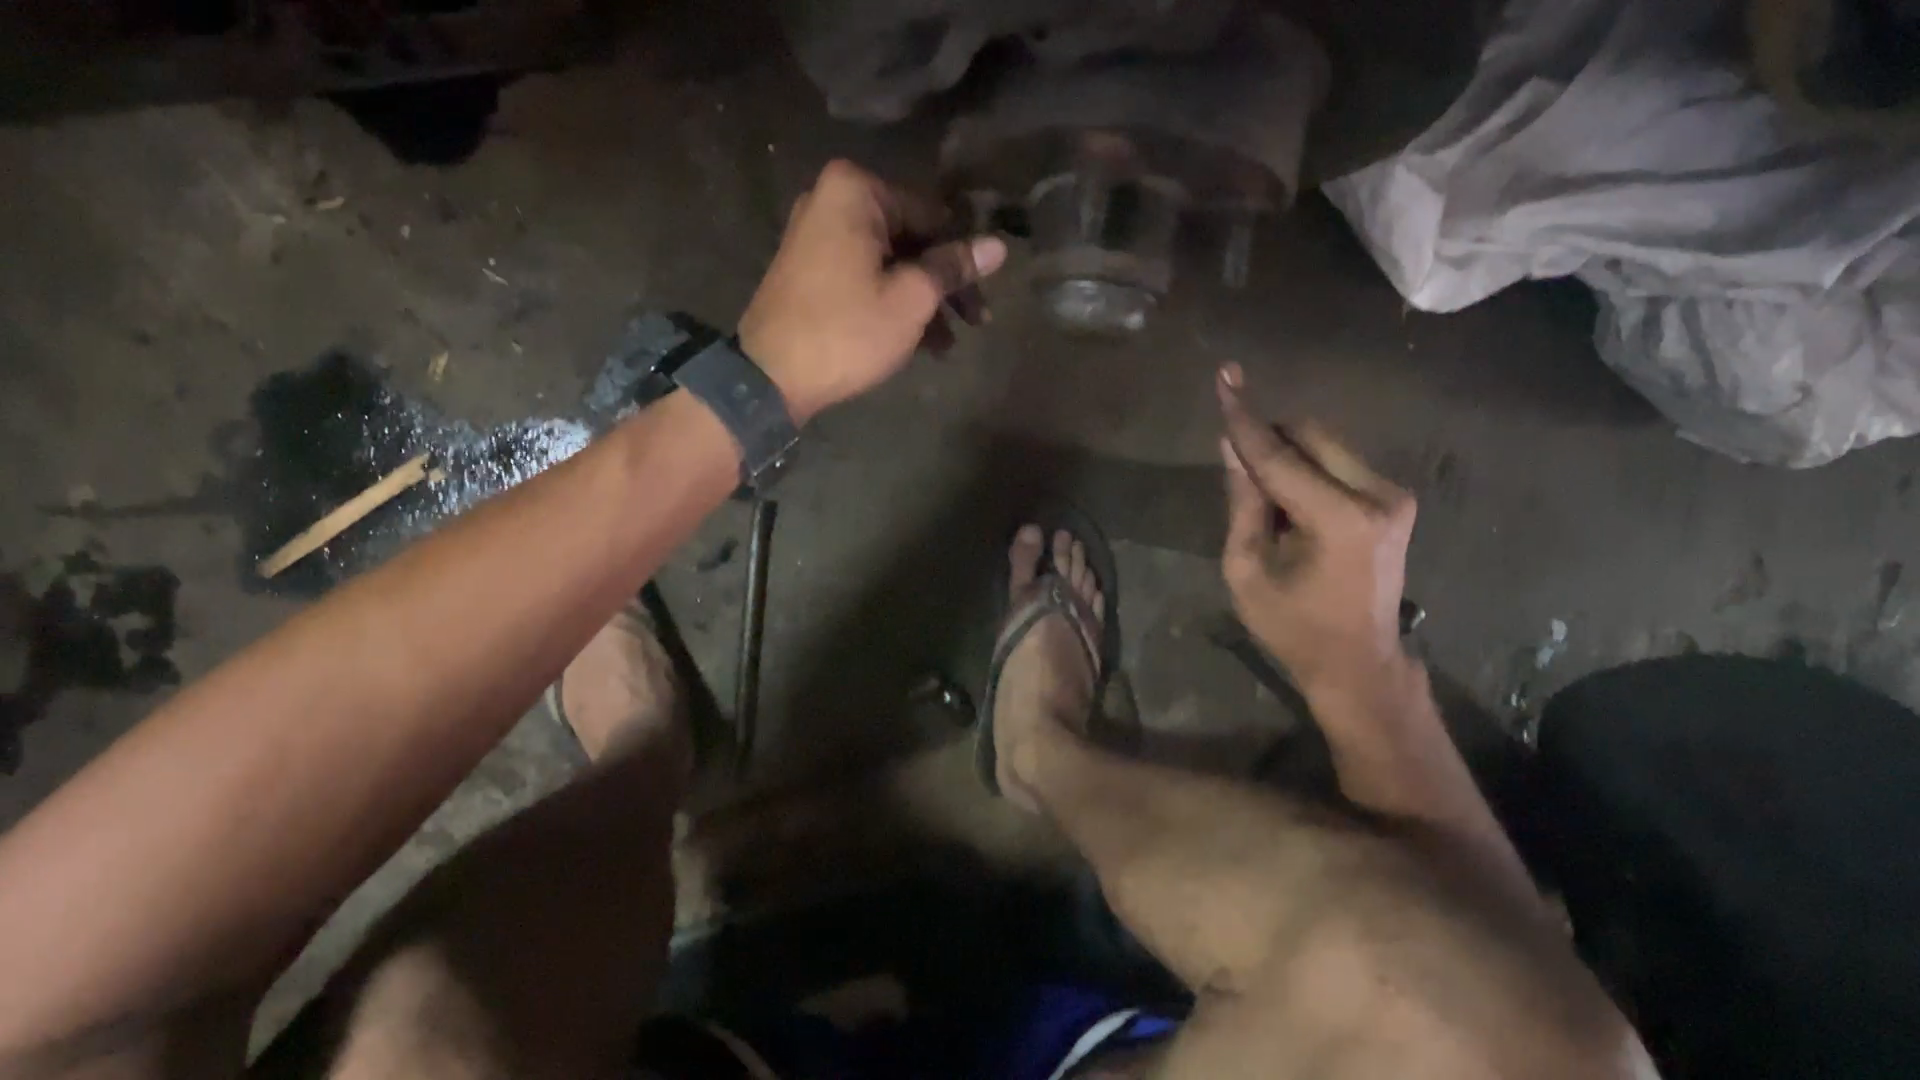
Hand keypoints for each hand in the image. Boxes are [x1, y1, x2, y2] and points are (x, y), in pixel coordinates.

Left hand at [737, 160, 1006, 422]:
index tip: (988, 291)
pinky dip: (891, 301)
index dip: (963, 255)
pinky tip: (919, 341)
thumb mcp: (911, 299)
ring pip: (889, 261)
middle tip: (977, 321)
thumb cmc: (847, 331)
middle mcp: (832, 200)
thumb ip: (953, 267)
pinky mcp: (808, 268)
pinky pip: (864, 275)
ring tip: (949, 345)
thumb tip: (998, 245)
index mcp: (856, 191)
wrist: (769, 377)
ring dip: (922, 299)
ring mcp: (816, 234)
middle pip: (910, 237)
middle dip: (943, 282)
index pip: (933, 214)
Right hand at [1217, 363, 1416, 700]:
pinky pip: (1339, 463)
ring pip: (1326, 445)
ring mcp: (1394, 495)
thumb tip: (1233, 444)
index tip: (1225, 375)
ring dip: (1289, 459)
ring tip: (1273, 510)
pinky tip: (1297, 512)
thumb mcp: (1246, 569)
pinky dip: (1309, 472)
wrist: (1358, 663)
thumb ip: (1243, 500)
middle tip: (1240, 472)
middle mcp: (1377, 495)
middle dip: (1270, 439)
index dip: (1245, 418)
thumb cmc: (1293, 626)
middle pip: (1310, 435)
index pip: (1279, 455)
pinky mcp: (1397, 500)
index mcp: (1338, 518)